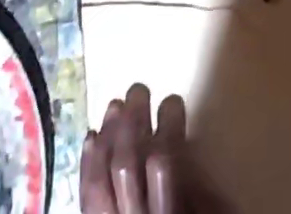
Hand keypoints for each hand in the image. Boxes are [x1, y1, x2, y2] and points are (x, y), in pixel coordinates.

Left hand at [83, 84, 189, 213]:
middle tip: (139, 89)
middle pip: (127, 162)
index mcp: (170, 213)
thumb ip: (199, 188)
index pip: (164, 161)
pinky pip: (86, 195)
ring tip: (115, 103)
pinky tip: (92, 136)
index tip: (172, 99)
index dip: (167, 124)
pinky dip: (88, 161)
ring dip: (108, 133)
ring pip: (102, 175)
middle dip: (131, 120)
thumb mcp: (205, 211)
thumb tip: (186, 143)